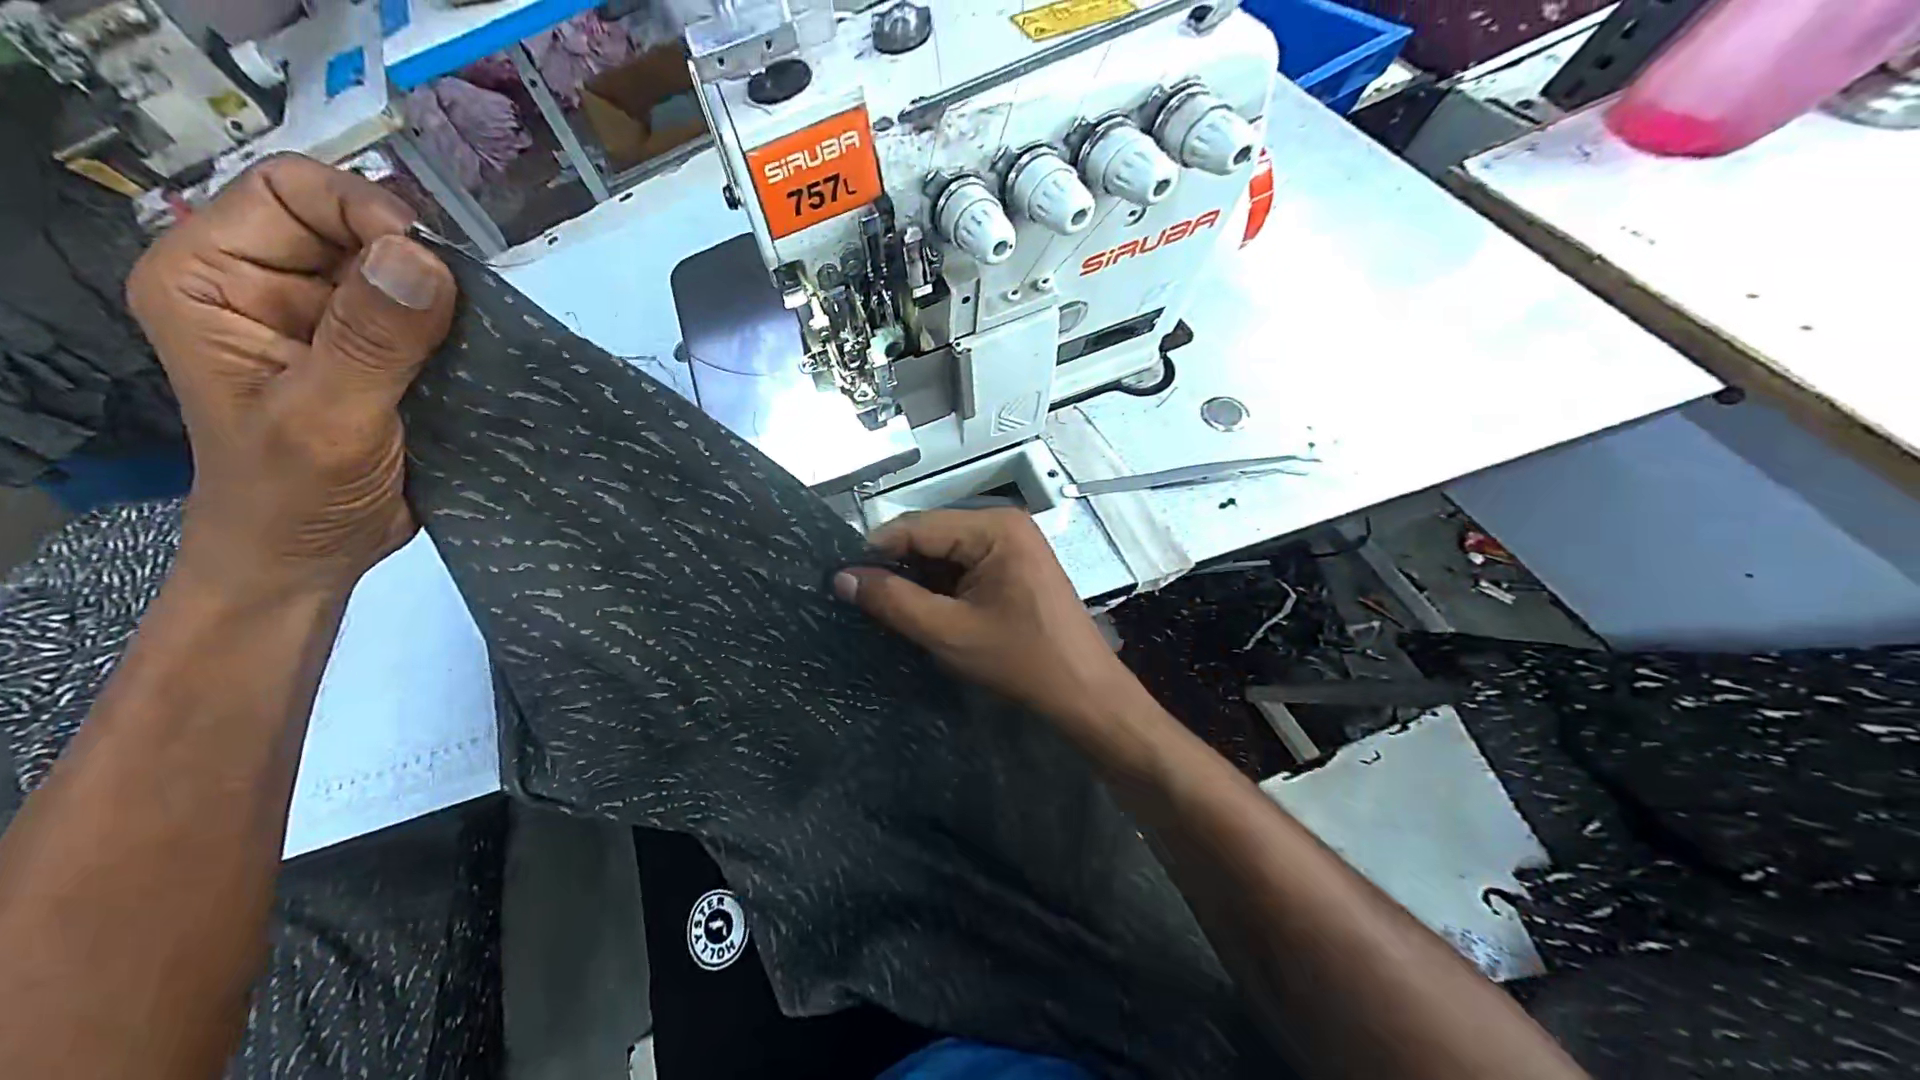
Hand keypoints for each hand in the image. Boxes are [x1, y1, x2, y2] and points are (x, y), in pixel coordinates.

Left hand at [127, 155, 455, 594]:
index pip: (291, 193)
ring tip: (479, 336)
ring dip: (446, 298)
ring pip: (399, 270)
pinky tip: (479, 353)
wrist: (313, 556)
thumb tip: (423, 258)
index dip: (365, 214)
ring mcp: (326, 319)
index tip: (431, 269)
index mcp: (214, 279)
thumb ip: (369, 339)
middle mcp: (267, 284)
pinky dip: (459, 328)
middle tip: (468, 308)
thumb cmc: (294, 494)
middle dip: (414, 259)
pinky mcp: (376, 352)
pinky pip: (426, 316)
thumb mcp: (328, 416)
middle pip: (352, 226)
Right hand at [836, 508, 1148, 737]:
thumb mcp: (948, 632)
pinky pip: (964, 565)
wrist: (1084, 693)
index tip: (841, 580)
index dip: (875, 551)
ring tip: (887, 608)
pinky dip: (941, 587)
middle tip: (860, 599)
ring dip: (918, 579)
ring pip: (944, 553)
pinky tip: (925, 610)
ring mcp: (1012, 543)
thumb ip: (892, 601)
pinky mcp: (1014, 565)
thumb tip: (841, 577)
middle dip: (897, 566)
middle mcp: (1003, 523)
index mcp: (993, 527)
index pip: (915, 526)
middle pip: (930, 536)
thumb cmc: (1021, 660)